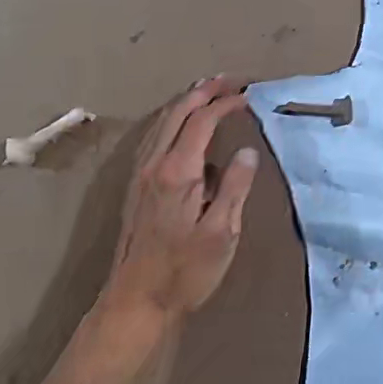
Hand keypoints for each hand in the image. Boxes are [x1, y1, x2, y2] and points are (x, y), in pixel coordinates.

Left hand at [108, 75, 258, 317]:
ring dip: (186, 101)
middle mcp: (154, 165)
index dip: (225, 104)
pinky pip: (155, 136)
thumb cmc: (184, 271)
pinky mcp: (136, 187)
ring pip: (162, 122)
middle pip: (178, 113)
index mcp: (177, 172)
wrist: (134, 304)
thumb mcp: (222, 232)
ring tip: (208, 90)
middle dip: (204, 91)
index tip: (248, 96)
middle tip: (229, 80)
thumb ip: (235, 187)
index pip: (202, 121)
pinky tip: (181, 125)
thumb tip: (246, 151)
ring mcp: (141, 175)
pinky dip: (173, 118)